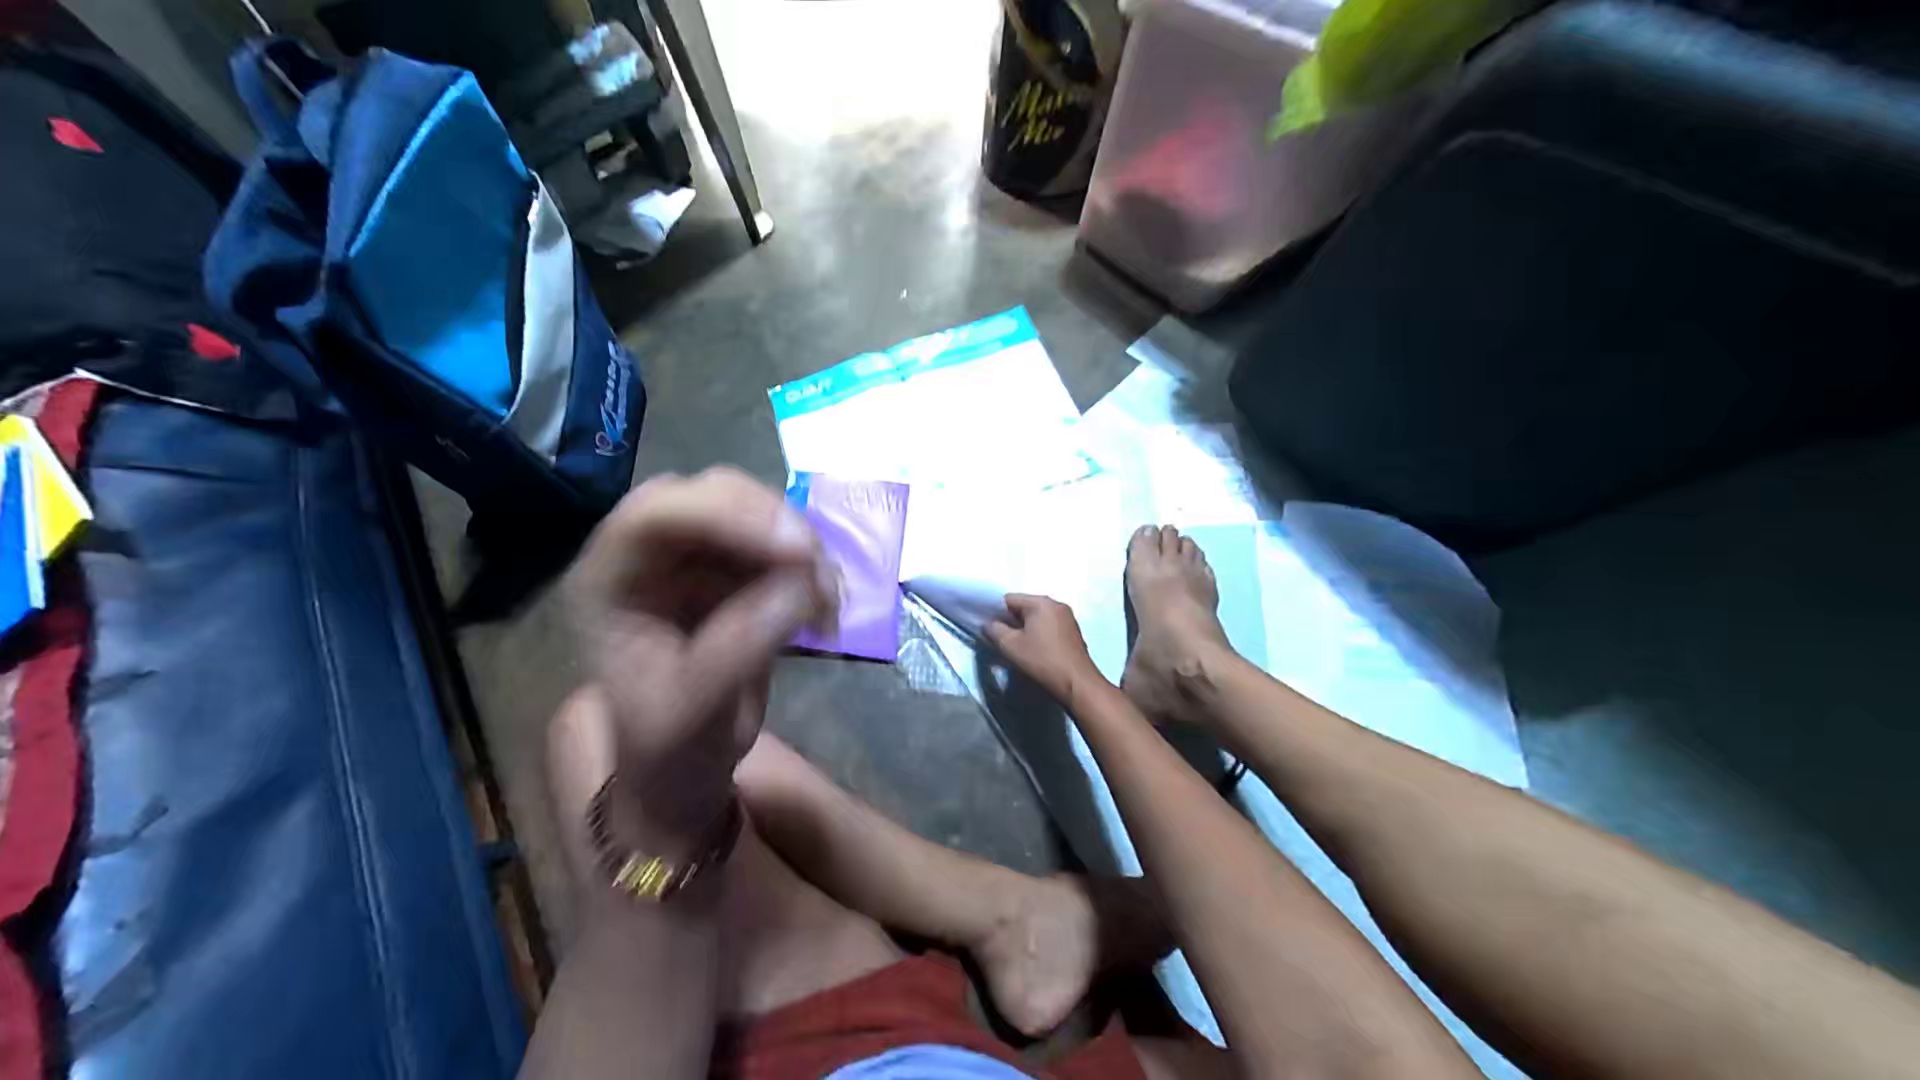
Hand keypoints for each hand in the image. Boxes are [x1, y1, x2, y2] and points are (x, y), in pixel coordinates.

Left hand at [564, 467, 834, 836]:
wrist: (686, 765)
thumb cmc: (669, 745)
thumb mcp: (694, 709)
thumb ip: (740, 646)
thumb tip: (805, 587)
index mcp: (610, 580)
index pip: (655, 516)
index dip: (726, 516)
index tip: (795, 550)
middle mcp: (651, 553)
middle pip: (712, 496)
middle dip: (772, 522)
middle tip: (818, 566)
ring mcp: (698, 555)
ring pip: (757, 512)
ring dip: (803, 546)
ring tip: (830, 602)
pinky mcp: (738, 567)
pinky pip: (783, 542)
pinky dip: (814, 567)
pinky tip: (828, 608)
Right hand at [985, 594, 1106, 705]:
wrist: (1077, 683)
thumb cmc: (1042, 660)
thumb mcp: (1011, 645)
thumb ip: (994, 630)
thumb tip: (989, 624)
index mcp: (1041, 602)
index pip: (1009, 599)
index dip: (996, 612)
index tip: (991, 630)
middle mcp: (1056, 604)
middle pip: (1025, 606)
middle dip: (1012, 621)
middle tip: (1004, 640)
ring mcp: (1068, 617)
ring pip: (1038, 617)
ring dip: (1026, 628)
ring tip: (1020, 647)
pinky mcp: (1073, 631)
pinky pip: (1050, 625)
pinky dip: (1040, 633)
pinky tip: (1037, 650)